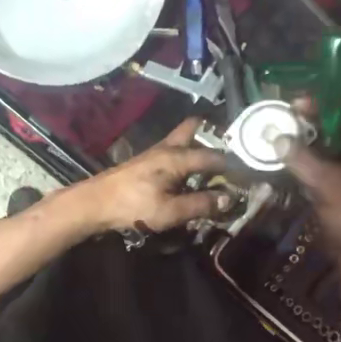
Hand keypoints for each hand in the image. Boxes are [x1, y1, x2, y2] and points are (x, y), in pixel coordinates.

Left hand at [74, 118, 230, 233]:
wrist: (94, 204)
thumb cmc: (133, 206)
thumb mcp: (170, 211)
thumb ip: (200, 204)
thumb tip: (228, 199)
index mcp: (177, 158)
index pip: (213, 156)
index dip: (231, 164)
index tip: (246, 171)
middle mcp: (167, 149)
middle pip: (192, 130)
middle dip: (210, 134)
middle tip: (227, 148)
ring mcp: (153, 153)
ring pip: (180, 140)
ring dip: (196, 145)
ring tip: (212, 162)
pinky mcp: (144, 163)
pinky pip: (171, 152)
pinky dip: (184, 156)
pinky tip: (186, 173)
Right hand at [281, 106, 340, 306]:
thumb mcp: (324, 183)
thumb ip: (299, 157)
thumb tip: (275, 137)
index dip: (320, 105)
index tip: (292, 106)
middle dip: (313, 126)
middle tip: (284, 125)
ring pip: (340, 149)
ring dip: (315, 147)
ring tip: (286, 144)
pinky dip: (322, 165)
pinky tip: (298, 167)